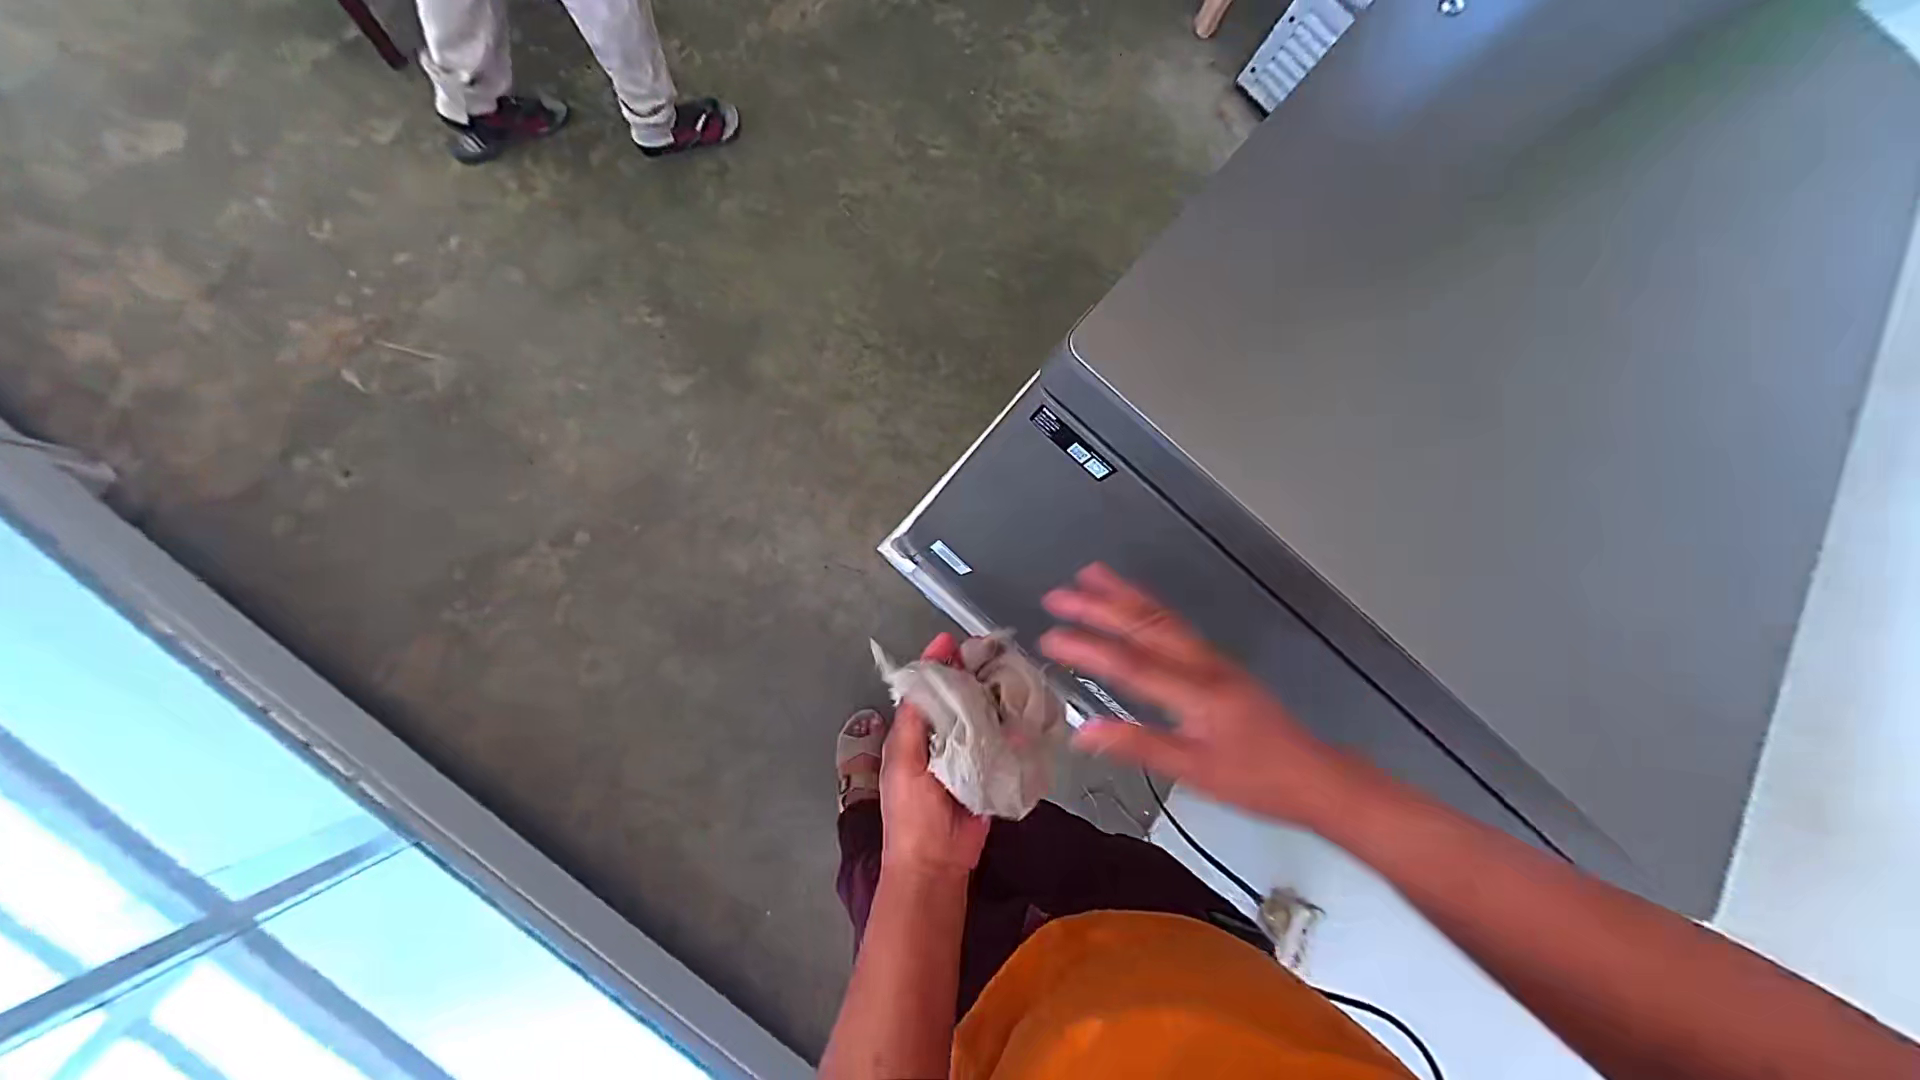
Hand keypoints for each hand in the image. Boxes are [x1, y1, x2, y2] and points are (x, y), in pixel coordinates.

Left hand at [879, 633, 989, 874]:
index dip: (937, 664)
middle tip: (993, 651)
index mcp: (916, 732)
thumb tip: (924, 681)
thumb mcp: (904, 763)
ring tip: (1011, 673)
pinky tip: (1023, 710)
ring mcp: (968, 752)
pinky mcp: (990, 768)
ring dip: (995, 694)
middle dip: (973, 672)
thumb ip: (913, 723)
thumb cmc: (912, 816)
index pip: (927, 690)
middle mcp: (942, 736)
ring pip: (983, 714)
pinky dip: (1012, 726)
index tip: (951, 640)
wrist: (937, 864)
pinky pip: (1002, 741)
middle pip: (959, 696)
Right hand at [1040, 563, 1372, 829]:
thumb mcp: (1196, 772)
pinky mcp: (1216, 661)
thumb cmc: (1258, 779)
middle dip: (1098, 606)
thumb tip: (1086, 734)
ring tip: (1091, 575)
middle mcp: (1203, 665)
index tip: (1052, 638)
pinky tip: (1134, 600)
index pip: (1131, 664)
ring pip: (1161, 617)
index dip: (1087, 648)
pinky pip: (1175, 623)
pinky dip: (1148, 604)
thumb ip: (1138, 746)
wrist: (1315, 775)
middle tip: (1059, 595)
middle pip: (1145, 626)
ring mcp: (1211, 658)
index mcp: (1197, 693)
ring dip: (1123, 594)